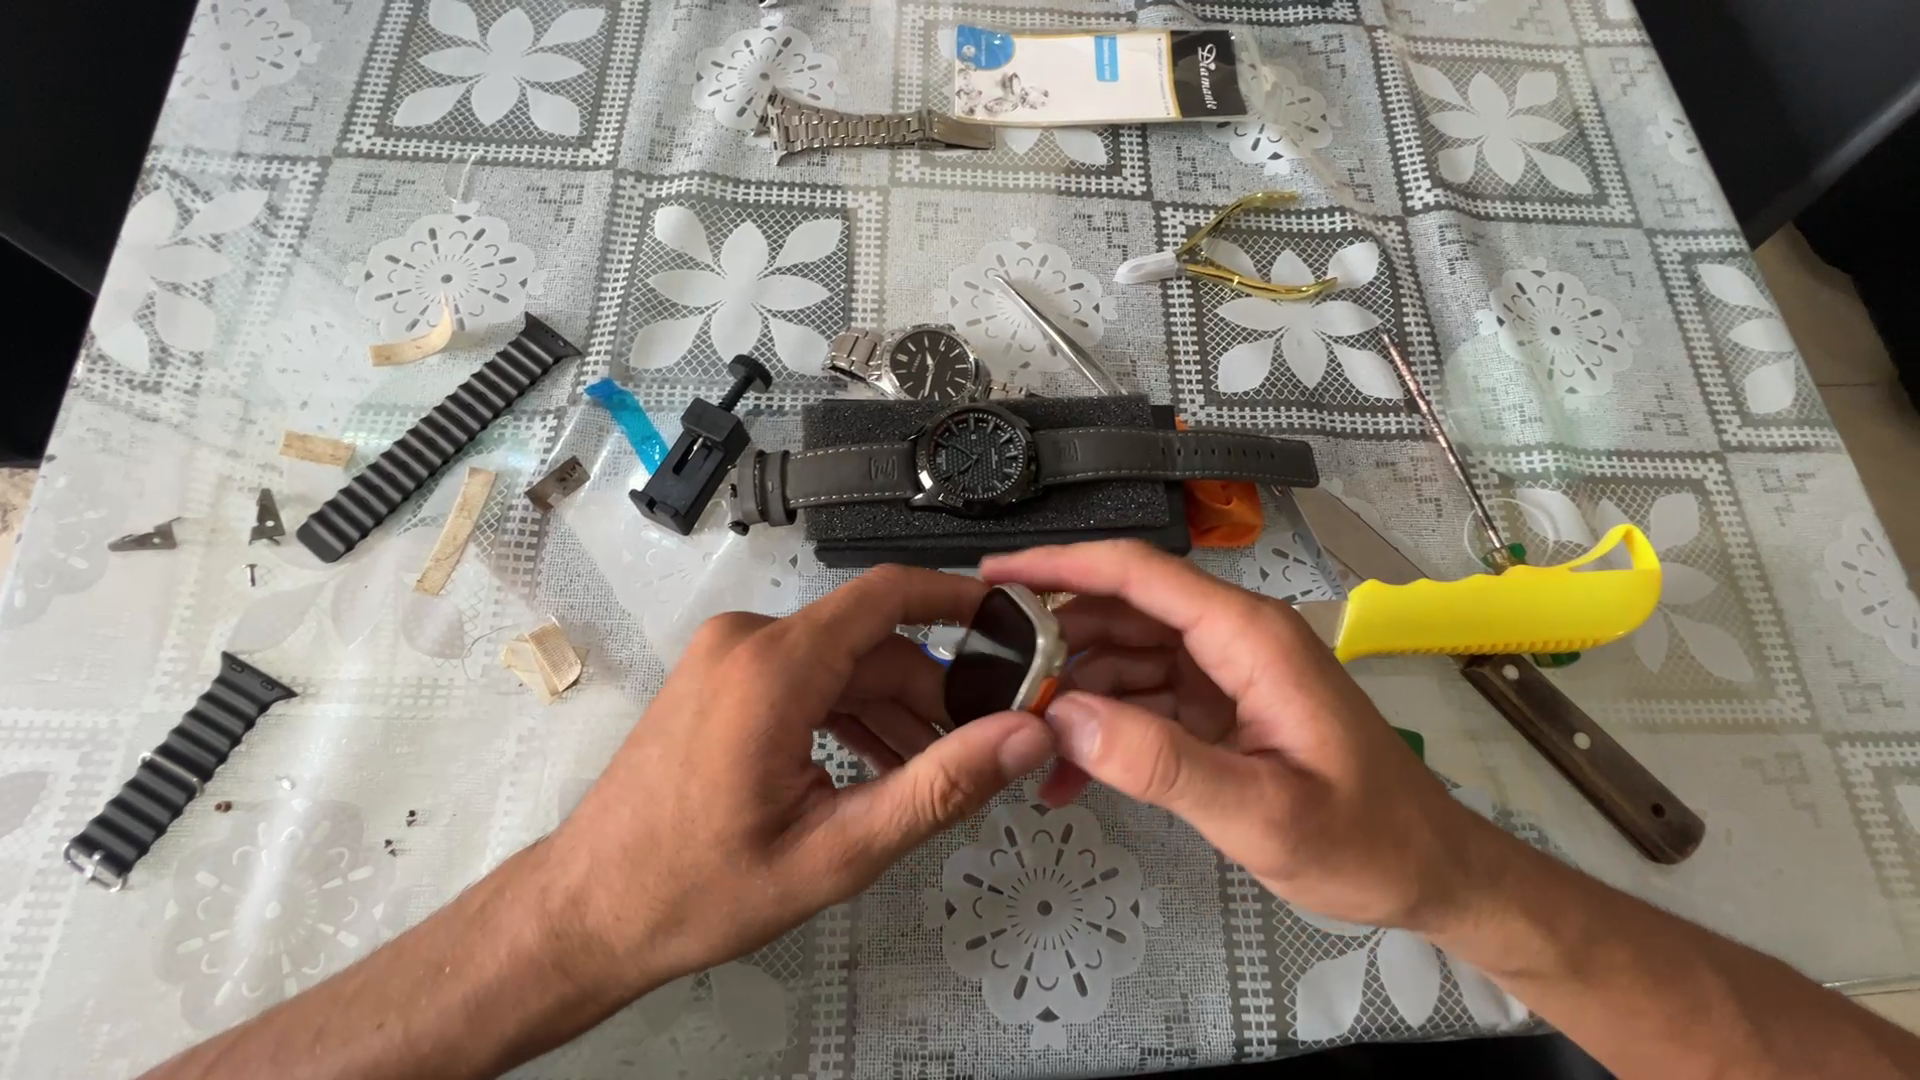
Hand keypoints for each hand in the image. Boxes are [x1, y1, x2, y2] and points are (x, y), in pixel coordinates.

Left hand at [544, 566, 1054, 997]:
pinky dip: (848, 714)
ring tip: (926, 774)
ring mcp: (729, 655)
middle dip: (929, 694)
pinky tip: (875, 765)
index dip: (957, 599)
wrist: (586, 912)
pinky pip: (807, 678)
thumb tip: (1025, 736)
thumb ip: (940, 787)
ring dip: (891, 712)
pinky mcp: (722, 677)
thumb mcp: (837, 850)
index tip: (1010, 623)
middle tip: (976, 750)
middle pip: (872, 644)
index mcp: (774, 667)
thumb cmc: (699, 890)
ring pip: (842, 664)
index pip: (887, 595)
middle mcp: (748, 640)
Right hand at [982, 540, 1509, 932]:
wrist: (1429, 872)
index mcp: (1248, 636)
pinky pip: (1142, 699)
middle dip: (1053, 640)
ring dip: (1072, 693)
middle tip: (990, 678)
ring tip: (1023, 737)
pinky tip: (1067, 774)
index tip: (993, 576)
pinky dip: (1102, 728)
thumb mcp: (1263, 813)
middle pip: (1120, 612)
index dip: (1060, 566)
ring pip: (1123, 656)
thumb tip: (1065, 719)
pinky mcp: (1216, 705)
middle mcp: (1231, 639)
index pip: (1139, 574)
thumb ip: (1163, 765)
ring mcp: (1222, 671)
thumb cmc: (1366, 840)